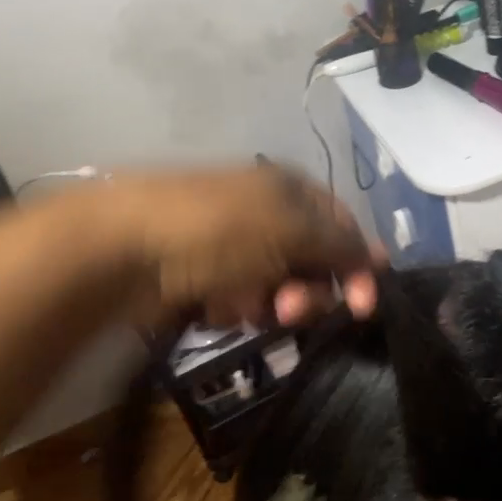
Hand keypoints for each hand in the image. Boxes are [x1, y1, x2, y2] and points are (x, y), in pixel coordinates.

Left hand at [88, 164, 379, 327]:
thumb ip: (344, 247)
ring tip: (244, 309)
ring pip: (279, 285)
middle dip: (312, 289)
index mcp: (292, 189)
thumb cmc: (219, 229)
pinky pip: (242, 299)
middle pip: (315, 260)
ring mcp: (234, 245)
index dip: (360, 262)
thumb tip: (382, 259)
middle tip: (292, 311)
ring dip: (273, 303)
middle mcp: (269, 213)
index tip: (364, 305)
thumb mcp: (294, 231)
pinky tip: (215, 309)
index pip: (345, 226)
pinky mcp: (203, 276)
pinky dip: (236, 308)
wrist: (119, 248)